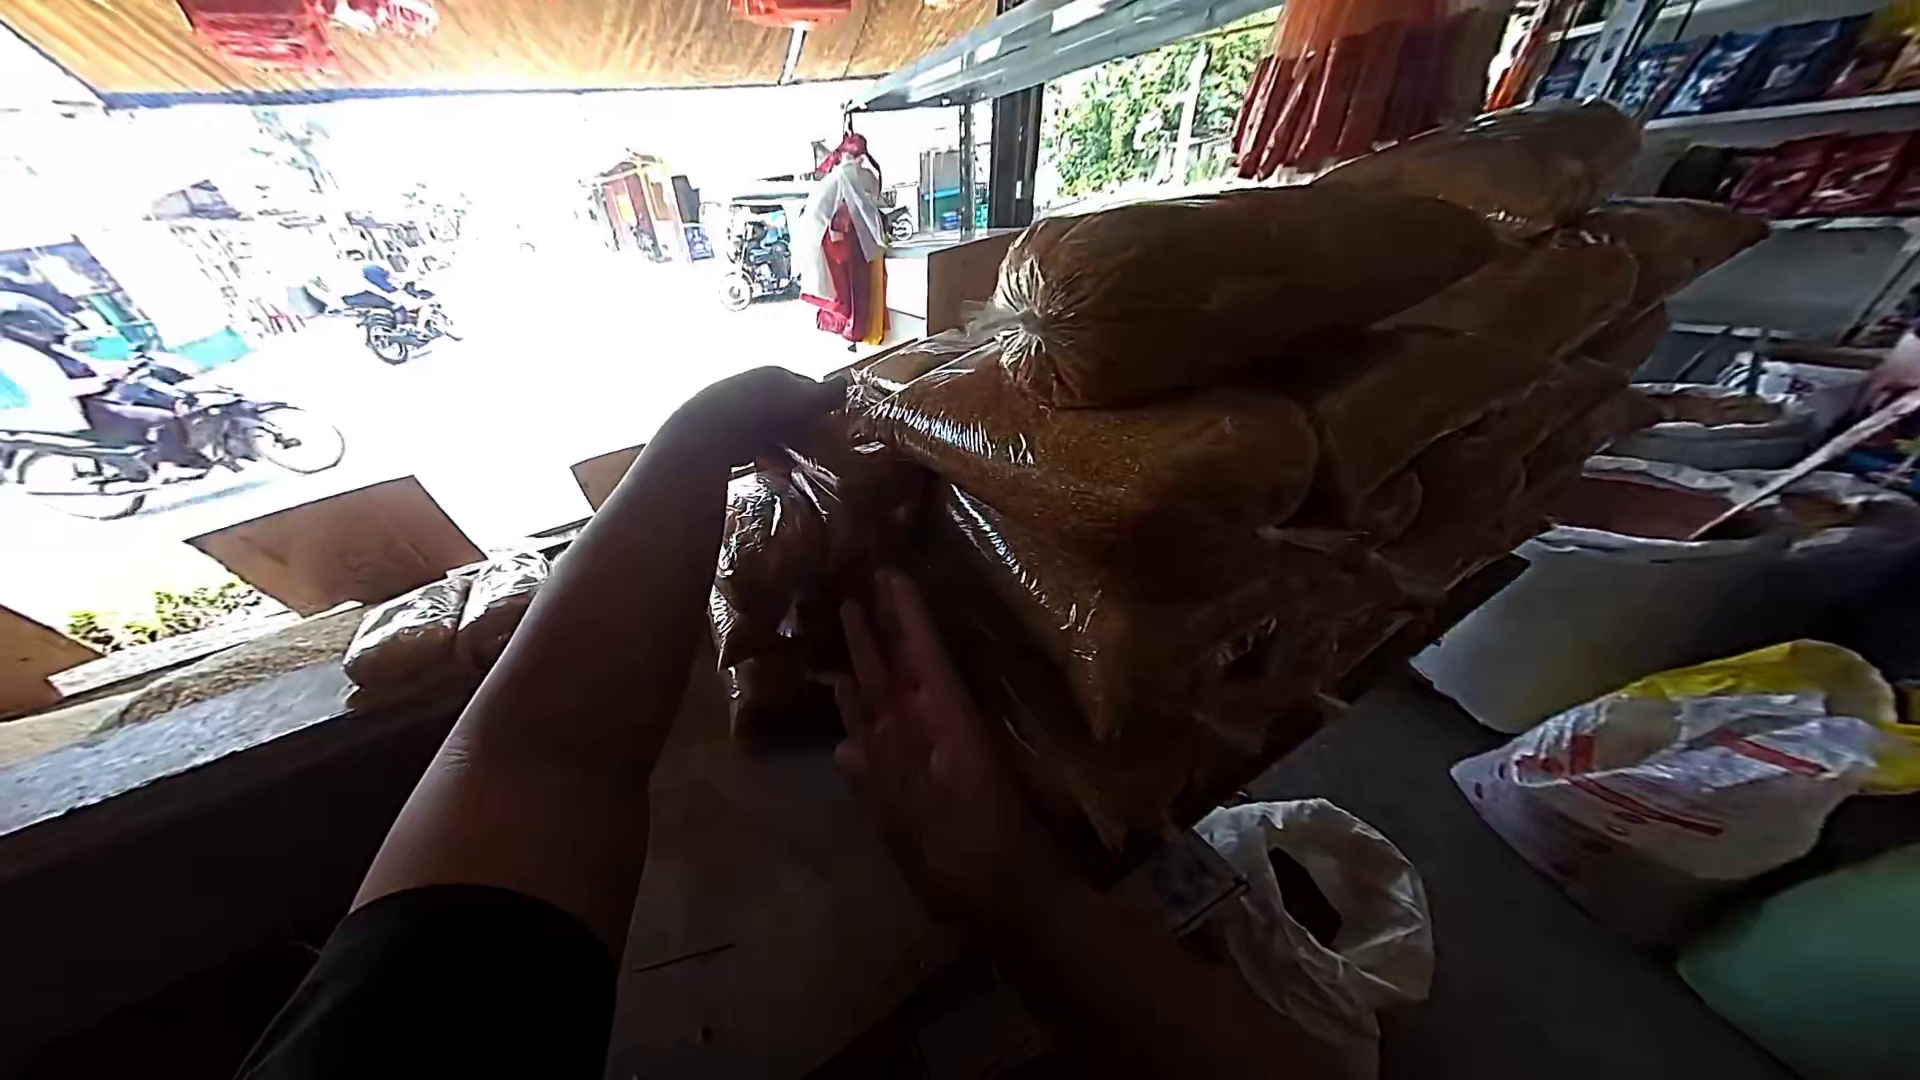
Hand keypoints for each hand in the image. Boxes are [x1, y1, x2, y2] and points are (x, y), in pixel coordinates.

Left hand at [662, 366, 845, 466]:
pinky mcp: (726, 432)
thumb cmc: (767, 411)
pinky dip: (769, 455)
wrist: (713, 430)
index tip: (831, 426)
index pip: (807, 387)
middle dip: (804, 427)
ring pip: (773, 427)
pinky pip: (756, 444)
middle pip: (788, 407)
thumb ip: (826, 394)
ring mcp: (739, 408)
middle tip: (818, 448)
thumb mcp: (805, 402)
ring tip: (800, 462)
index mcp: (776, 375)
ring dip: (788, 443)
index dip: (821, 406)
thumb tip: (844, 382)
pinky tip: (777, 468)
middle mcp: (756, 386)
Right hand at [835, 569, 1061, 922]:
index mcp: (947, 725)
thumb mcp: (937, 828)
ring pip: (886, 690)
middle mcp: (931, 725)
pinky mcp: (905, 772)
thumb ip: (891, 789)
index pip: (923, 657)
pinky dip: (857, 708)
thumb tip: (843, 747)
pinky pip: (875, 732)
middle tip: (862, 576)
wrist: (1010, 896)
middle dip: (884, 621)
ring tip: (849, 611)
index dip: (906, 616)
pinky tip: (841, 687)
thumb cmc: (982, 860)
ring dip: (869, 653)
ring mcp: (917, 747)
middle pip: (901, 663)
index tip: (889, 576)